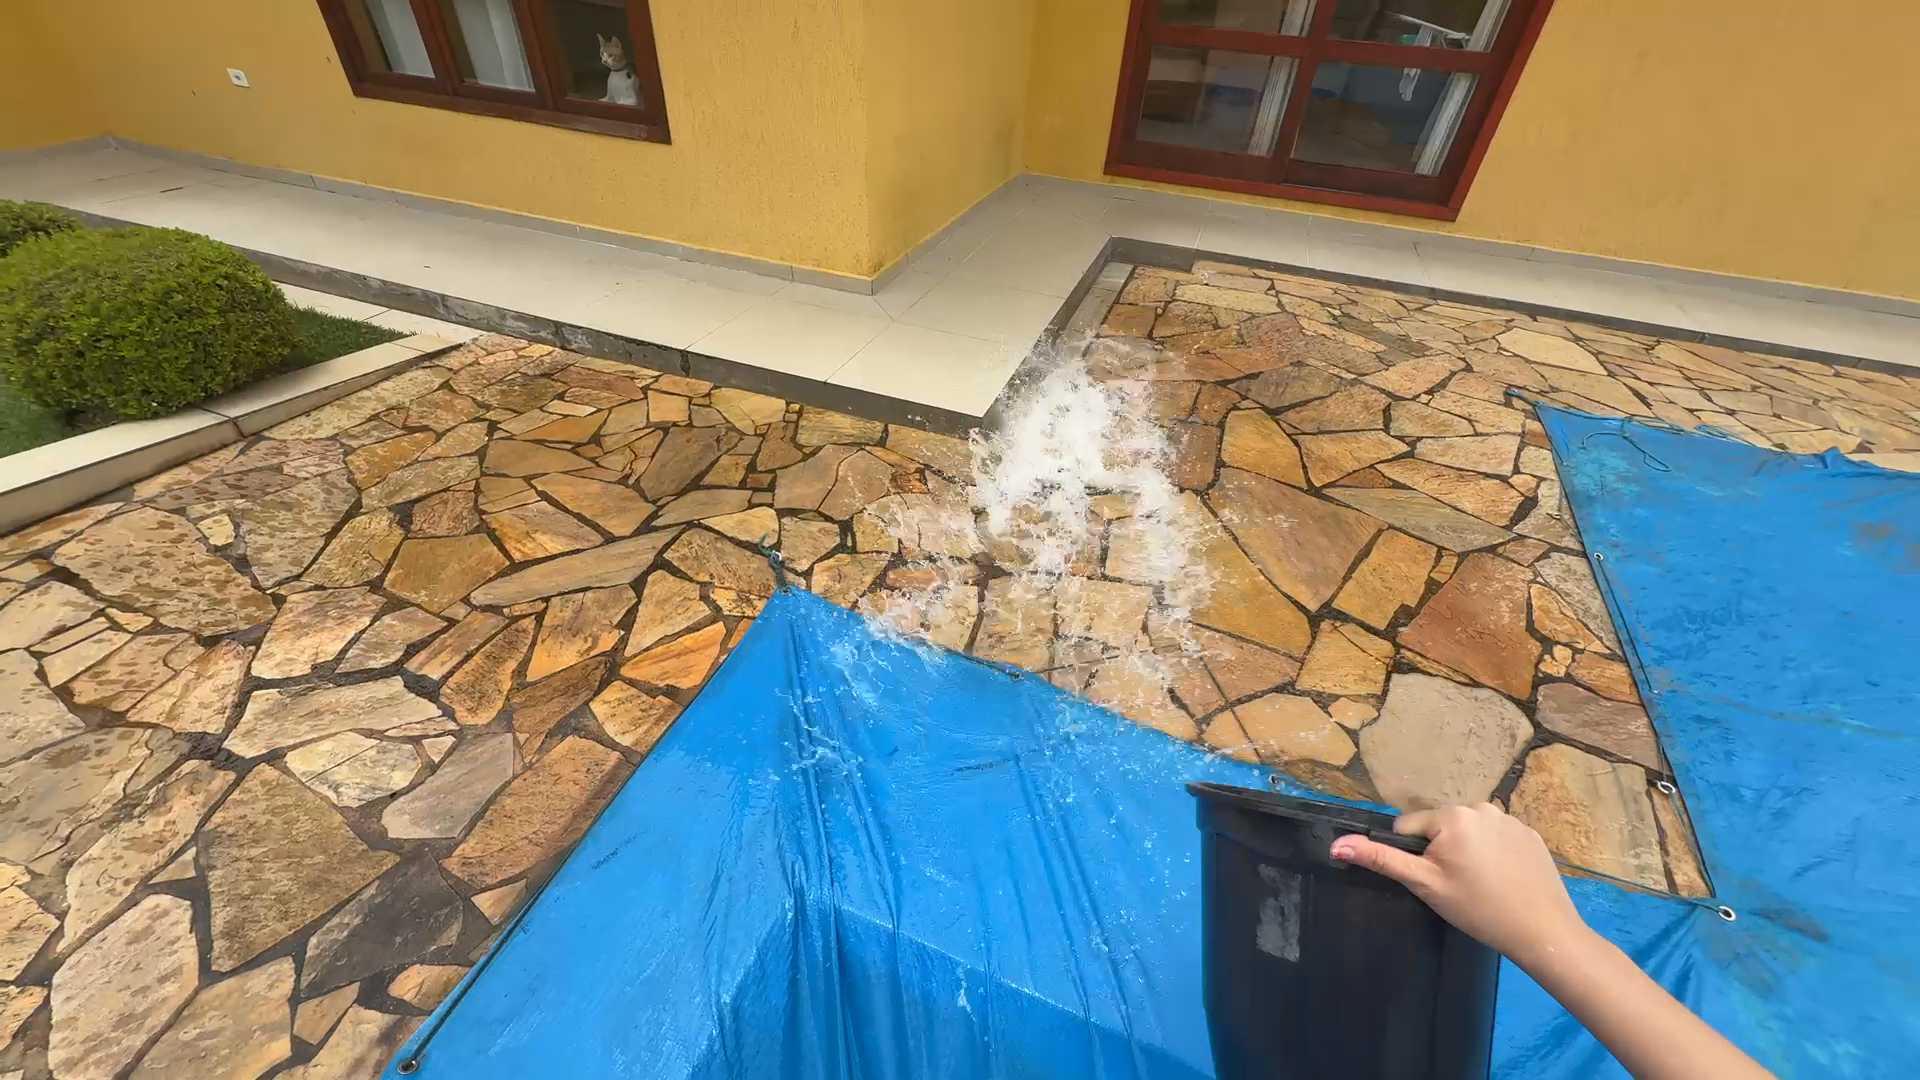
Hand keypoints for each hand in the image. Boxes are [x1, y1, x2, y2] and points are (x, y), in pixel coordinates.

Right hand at [1329, 802, 1589, 968]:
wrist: (1547, 935)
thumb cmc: (1479, 908)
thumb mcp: (1424, 884)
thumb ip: (1380, 859)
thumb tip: (1336, 844)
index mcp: (1451, 815)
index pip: (1409, 828)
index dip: (1415, 856)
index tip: (1436, 880)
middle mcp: (1479, 806)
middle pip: (1439, 826)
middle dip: (1441, 849)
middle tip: (1458, 883)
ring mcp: (1509, 818)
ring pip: (1467, 830)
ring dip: (1466, 848)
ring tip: (1482, 881)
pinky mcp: (1531, 833)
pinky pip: (1495, 835)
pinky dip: (1494, 851)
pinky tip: (1504, 877)